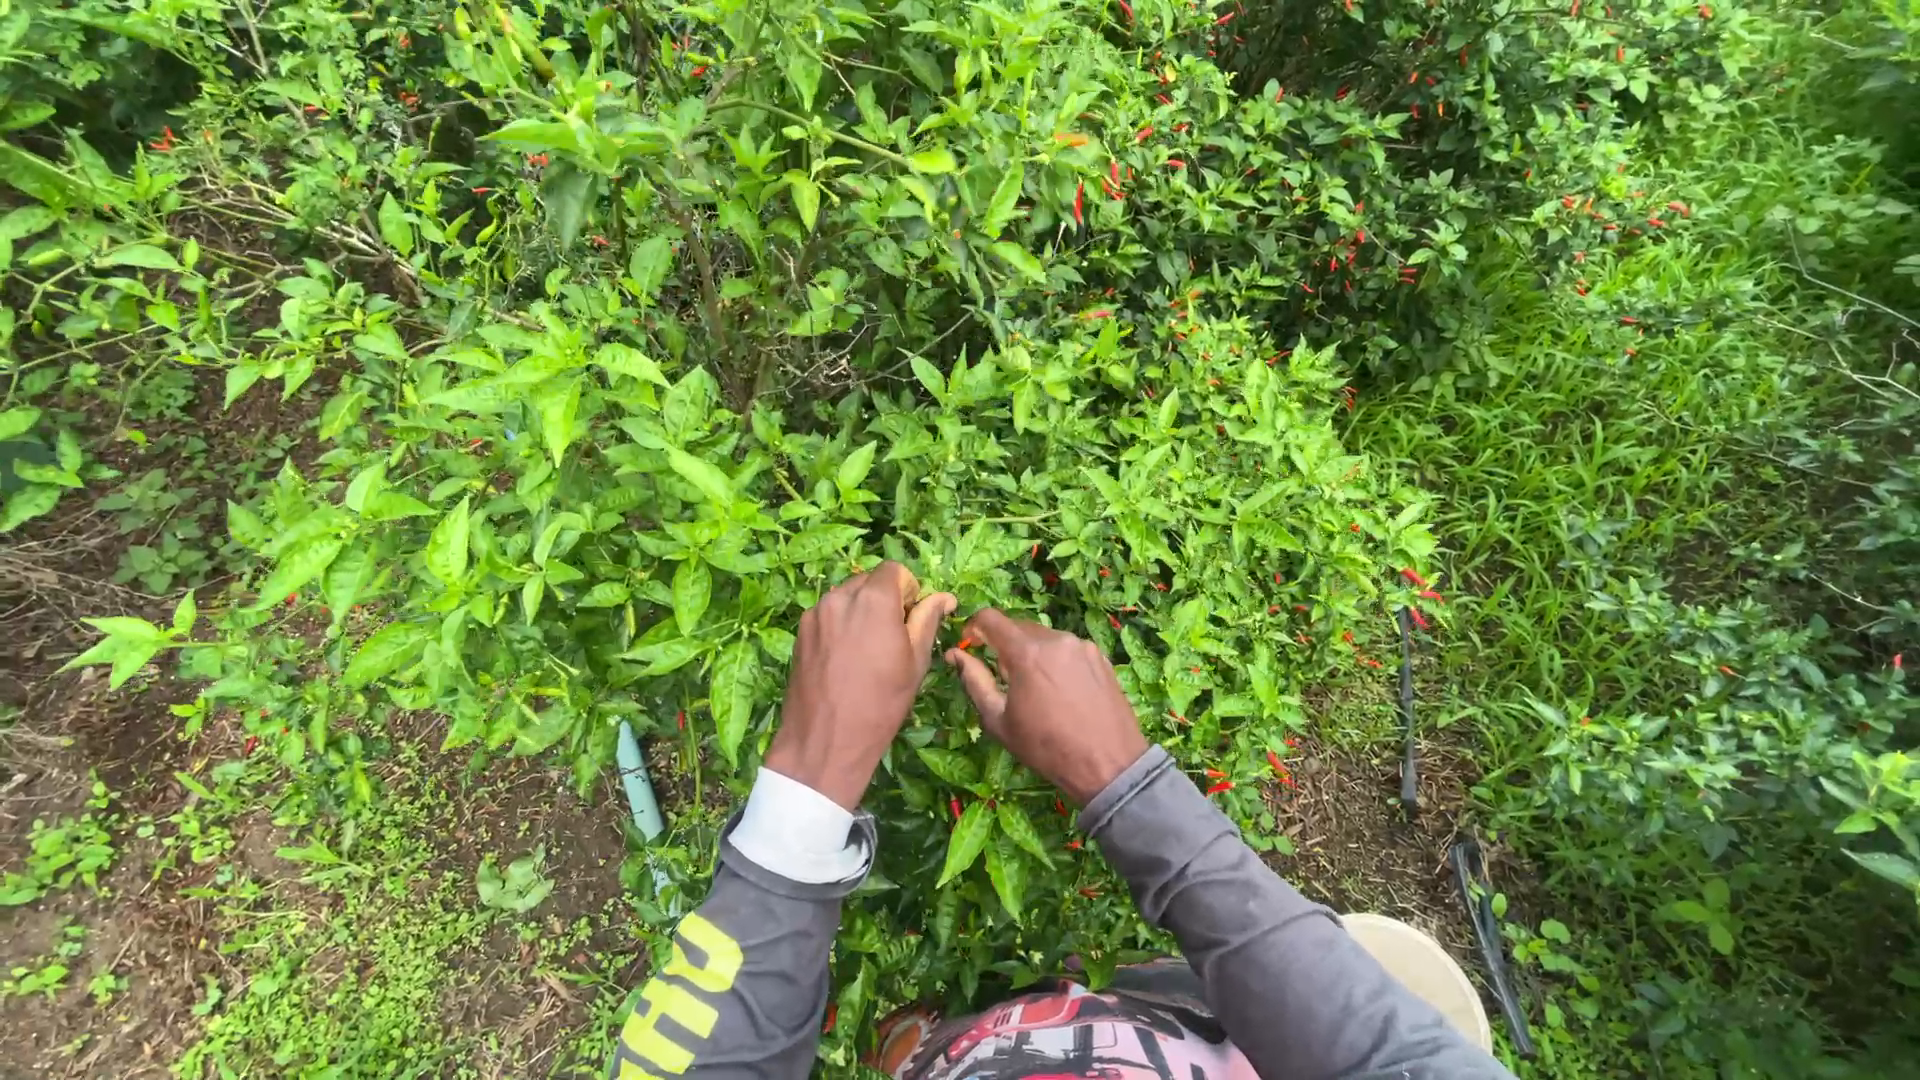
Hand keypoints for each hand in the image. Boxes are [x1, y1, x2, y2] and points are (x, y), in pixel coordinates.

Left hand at [767, 561, 956, 809]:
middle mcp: (840, 597)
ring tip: (866, 650)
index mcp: (873, 600)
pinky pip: (828, 615)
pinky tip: (844, 659)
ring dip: (861, 611)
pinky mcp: (800, 631)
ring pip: (846, 597)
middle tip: (892, 637)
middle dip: (884, 599)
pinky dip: (840, 625)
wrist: (825, 741)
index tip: (911, 618)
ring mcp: (815, 614)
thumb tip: (944, 597)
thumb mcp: (915, 662)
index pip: (894, 570)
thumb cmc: (881, 703)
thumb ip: (927, 620)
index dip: (908, 590)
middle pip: (868, 581)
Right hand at [943, 610, 1149, 805]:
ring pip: (1044, 638)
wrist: (1109, 764)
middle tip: (1003, 677)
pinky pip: (1067, 649)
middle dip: (1003, 644)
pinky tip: (1061, 691)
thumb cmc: (1046, 747)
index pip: (990, 618)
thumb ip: (974, 680)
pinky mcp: (1101, 656)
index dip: (973, 627)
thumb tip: (956, 654)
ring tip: (1035, 689)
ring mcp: (1082, 646)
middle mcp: (1055, 639)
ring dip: (1031, 653)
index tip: (970, 643)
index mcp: (1026, 652)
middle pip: (1018, 626)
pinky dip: (1055, 661)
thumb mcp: (999, 720)